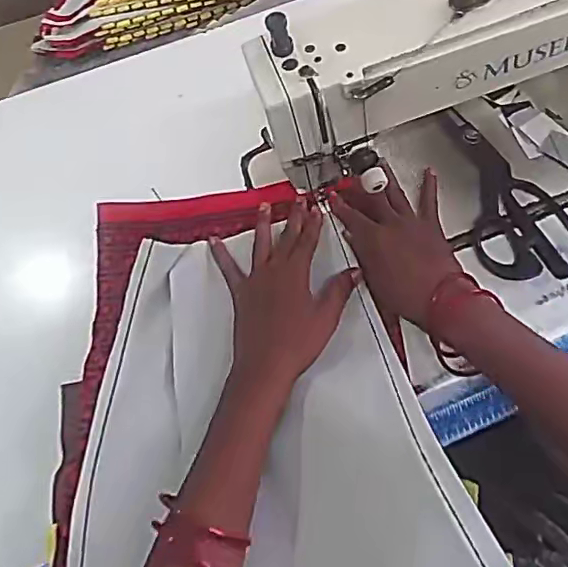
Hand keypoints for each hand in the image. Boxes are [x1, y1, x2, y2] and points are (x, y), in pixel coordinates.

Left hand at [209, 200, 357, 395]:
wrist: (266, 364)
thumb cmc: (295, 344)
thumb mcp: (326, 316)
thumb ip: (339, 291)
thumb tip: (353, 273)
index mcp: (296, 273)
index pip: (307, 241)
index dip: (313, 224)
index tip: (316, 209)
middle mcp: (275, 271)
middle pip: (286, 238)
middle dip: (294, 217)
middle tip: (298, 201)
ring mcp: (256, 280)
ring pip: (260, 245)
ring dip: (263, 224)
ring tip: (264, 207)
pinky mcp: (241, 292)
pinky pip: (229, 269)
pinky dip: (221, 254)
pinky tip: (214, 241)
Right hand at [330, 167, 463, 330]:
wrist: (443, 300)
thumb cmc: (410, 297)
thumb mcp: (375, 281)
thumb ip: (363, 256)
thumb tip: (355, 242)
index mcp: (374, 238)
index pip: (351, 217)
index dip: (339, 206)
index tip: (334, 198)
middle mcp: (392, 225)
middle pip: (370, 199)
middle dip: (357, 187)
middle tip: (351, 178)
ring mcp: (411, 222)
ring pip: (395, 194)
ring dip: (385, 177)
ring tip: (379, 164)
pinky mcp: (431, 225)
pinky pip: (428, 200)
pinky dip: (428, 185)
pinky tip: (428, 173)